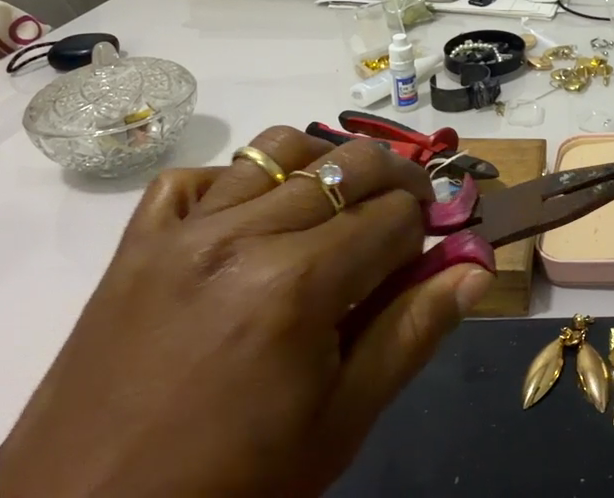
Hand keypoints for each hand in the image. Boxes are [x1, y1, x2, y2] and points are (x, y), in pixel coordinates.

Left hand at [0, 127, 490, 497]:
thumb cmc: (233, 481)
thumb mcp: (340, 422)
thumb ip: (413, 333)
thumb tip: (477, 269)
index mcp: (298, 283)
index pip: (396, 215)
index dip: (427, 231)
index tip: (429, 257)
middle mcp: (243, 236)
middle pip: (349, 164)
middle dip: (397, 181)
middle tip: (407, 217)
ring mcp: (182, 234)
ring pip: (278, 150)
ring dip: (325, 167)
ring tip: (336, 209)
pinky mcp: (136, 246)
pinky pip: (195, 177)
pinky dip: (236, 182)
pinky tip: (250, 220)